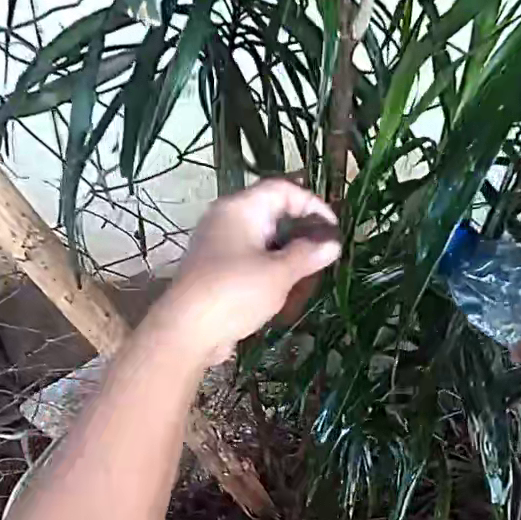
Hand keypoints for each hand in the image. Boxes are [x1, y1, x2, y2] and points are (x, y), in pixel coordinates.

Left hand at [147, 179, 340, 364]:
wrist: (187, 330)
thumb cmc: (235, 292)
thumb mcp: (279, 273)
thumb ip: (308, 255)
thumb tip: (332, 244)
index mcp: (241, 208)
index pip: (284, 189)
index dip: (313, 204)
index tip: (333, 229)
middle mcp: (226, 218)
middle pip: (272, 213)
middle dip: (302, 233)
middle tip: (324, 254)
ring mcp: (218, 243)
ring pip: (262, 239)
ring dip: (288, 254)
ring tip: (308, 276)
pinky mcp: (215, 268)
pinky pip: (250, 258)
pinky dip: (270, 269)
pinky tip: (284, 290)